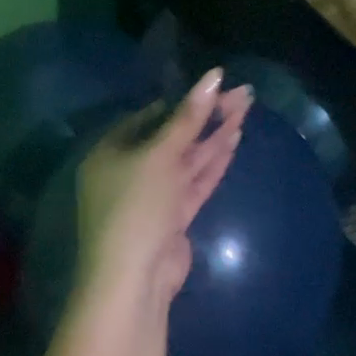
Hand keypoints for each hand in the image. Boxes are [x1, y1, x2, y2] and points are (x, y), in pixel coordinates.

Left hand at [74, 68, 253, 308]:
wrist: (134, 280)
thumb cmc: (136, 205)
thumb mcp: (161, 154)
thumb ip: (189, 116)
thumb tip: (214, 75)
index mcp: (111, 151)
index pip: (151, 116)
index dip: (183, 100)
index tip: (214, 86)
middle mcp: (129, 170)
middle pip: (173, 136)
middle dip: (207, 116)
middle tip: (242, 94)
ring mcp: (152, 196)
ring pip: (187, 158)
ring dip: (215, 135)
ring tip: (245, 107)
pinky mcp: (172, 217)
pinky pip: (194, 181)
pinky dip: (213, 161)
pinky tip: (234, 138)